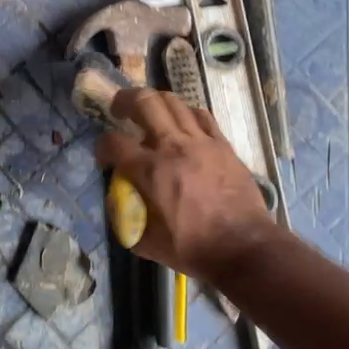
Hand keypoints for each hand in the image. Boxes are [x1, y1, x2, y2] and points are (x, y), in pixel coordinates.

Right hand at [95, 89, 277, 283]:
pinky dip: (186, 113)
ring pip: (172, 101)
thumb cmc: (195, 249)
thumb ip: (127, 219)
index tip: (105, 156)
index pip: (114, 142)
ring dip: (155, 102)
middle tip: (119, 109)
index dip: (102, 146)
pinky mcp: (222, 144)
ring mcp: (201, 141)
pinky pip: (201, 115)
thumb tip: (117, 203)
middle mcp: (173, 146)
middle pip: (144, 102)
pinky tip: (183, 123)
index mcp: (151, 171)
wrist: (245, 248)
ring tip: (150, 112)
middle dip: (125, 100)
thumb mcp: (148, 243)